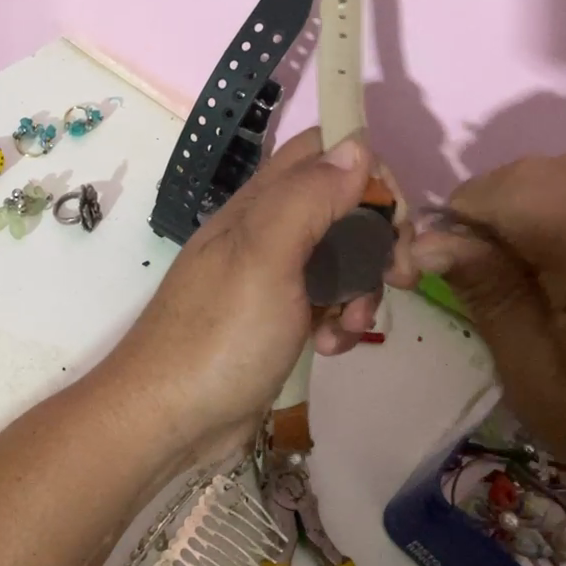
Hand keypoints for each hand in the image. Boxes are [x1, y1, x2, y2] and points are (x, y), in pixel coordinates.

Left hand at [99, 128, 379, 465]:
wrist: (169, 420)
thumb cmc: (218, 336)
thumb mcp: (265, 257)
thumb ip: (308, 198)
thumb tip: (356, 145)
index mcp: (257, 206)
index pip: (321, 153)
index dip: (366, 171)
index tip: (392, 218)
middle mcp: (265, 234)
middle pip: (341, 207)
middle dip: (377, 238)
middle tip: (396, 277)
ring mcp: (271, 281)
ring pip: (340, 261)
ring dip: (362, 289)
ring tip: (350, 325)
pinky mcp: (277, 323)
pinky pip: (326, 305)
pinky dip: (339, 323)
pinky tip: (329, 349)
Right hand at [387, 153, 565, 505]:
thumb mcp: (536, 380)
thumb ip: (490, 296)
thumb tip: (433, 242)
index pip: (522, 189)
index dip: (469, 206)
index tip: (445, 249)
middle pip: (559, 166)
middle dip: (503, 196)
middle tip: (484, 254)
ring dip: (551, 192)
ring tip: (535, 251)